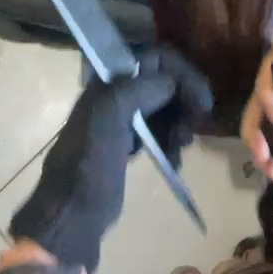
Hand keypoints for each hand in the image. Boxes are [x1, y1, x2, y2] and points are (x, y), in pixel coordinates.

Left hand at [8, 47, 212, 273]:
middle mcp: (117, 93)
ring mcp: (122, 119)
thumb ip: (138, 89)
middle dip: (184, 102)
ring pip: (165, 108)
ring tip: (181, 148)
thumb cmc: (89, 163)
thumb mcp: (109, 116)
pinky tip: (173, 162)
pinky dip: (171, 143)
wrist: (72, 215)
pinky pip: (159, 132)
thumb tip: (170, 82)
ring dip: (180, 124)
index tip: (200, 102)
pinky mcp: (127, 144)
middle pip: (164, 81)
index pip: (156, 58)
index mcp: (110, 80)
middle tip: (194, 128)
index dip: (182, 74)